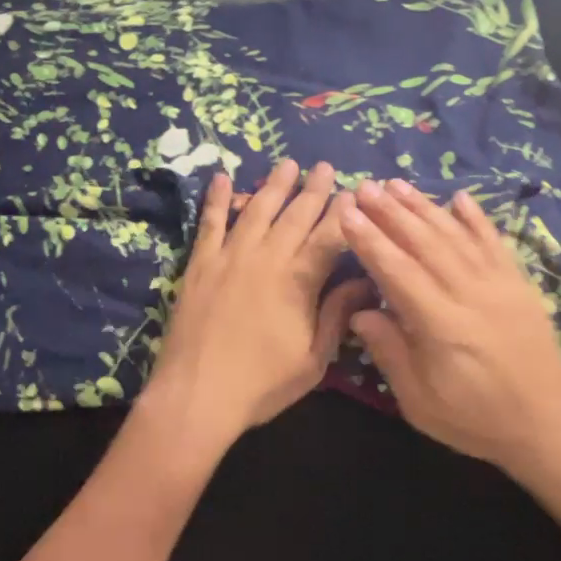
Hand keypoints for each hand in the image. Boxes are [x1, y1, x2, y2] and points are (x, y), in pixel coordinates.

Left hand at [143, 160, 372, 443]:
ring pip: (256, 210)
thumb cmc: (262, 384)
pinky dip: (216, 199)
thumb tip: (364, 281)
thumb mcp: (314, 359)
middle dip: (314, 189)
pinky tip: (221, 178)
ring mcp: (228, 257)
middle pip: (295, 215)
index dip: (345, 213)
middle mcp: (266, 258)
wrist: (197, 395)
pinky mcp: (199, 266)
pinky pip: (210, 223)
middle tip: (327, 167)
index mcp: (299, 280)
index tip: (356, 193)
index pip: (330, 236)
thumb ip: (337, 315)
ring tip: (288, 164)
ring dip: (274, 186)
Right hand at [340, 178, 560, 473]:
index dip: (370, 240)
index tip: (347, 214)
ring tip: (396, 184)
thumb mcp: (420, 402)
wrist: (546, 427)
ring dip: (425, 207)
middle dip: (391, 213)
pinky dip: (476, 219)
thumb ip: (390, 353)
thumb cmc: (474, 420)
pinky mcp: (519, 287)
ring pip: (457, 236)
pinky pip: (495, 243)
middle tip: (364, 187)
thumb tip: (361, 311)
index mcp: (441, 326)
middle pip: (426, 243)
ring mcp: (500, 286)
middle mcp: (471, 295)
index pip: (398, 271)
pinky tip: (459, 197)